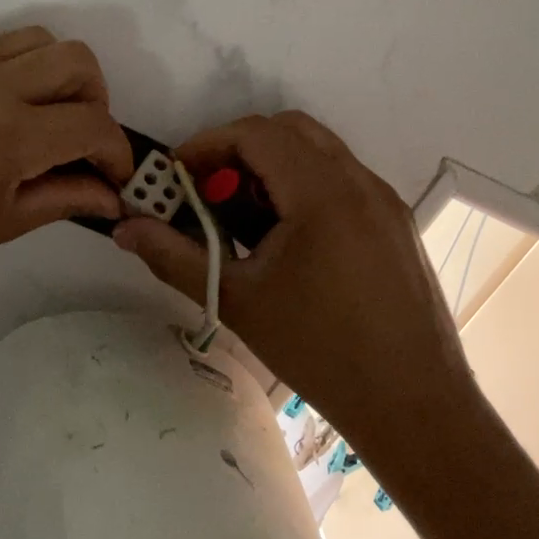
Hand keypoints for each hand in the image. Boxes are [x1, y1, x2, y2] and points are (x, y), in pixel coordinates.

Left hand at [0, 27, 133, 282]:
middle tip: (80, 136)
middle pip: (79, 61)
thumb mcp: (2, 222)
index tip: (113, 174)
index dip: (118, 152)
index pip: (95, 124)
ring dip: (59, 72)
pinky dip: (15, 69)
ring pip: (39, 38)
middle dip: (97, 99)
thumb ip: (65, 199)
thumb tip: (112, 195)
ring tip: (45, 111)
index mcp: (11, 137)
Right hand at [113, 112, 474, 445]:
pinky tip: (285, 241)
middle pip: (289, 131)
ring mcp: (385, 202)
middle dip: (239, 150)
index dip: (207, 145)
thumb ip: (173, 256)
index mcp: (323, 194)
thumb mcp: (235, 301)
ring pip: (318, 152)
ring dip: (272, 168)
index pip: (256, 133)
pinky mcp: (396, 224)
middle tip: (208, 194)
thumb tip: (123, 228)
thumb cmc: (319, 352)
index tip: (177, 178)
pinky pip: (341, 180)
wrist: (415, 407)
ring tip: (244, 221)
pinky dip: (303, 187)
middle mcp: (360, 183)